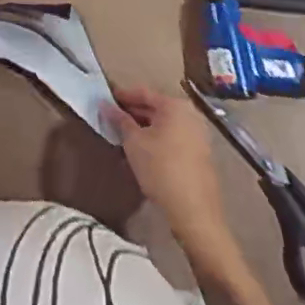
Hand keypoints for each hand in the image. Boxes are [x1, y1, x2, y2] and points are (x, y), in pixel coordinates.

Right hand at [104, 84, 223, 234]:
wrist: (193, 211)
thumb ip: (119, 119)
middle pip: (155, 107)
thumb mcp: (133, 141)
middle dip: (133, 112)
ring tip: (122, 133)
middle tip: (111, 117)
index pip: (143, 93)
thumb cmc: (160, 167)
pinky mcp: (200, 154)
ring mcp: (198, 135)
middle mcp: (190, 115)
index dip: (121, 95)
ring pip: (164, 124)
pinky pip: (173, 137)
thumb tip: (104, 104)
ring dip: (143, 126)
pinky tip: (141, 148)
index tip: (104, 99)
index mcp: (175, 106)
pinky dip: (157, 138)